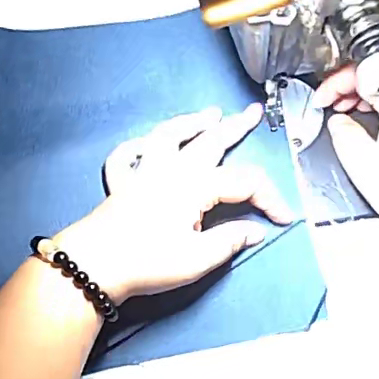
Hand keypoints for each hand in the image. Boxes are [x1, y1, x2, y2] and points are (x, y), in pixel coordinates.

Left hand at [54, 104, 295, 302]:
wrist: (95, 265)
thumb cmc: (147, 262)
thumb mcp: (197, 259)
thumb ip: (230, 241)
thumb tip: (254, 231)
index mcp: (195, 186)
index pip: (244, 183)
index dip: (269, 198)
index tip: (283, 217)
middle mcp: (171, 169)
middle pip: (210, 141)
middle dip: (235, 127)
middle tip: (251, 113)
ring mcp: (144, 172)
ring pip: (170, 135)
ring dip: (191, 122)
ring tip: (208, 114)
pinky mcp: (122, 184)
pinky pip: (127, 156)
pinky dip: (137, 147)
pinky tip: (144, 146)